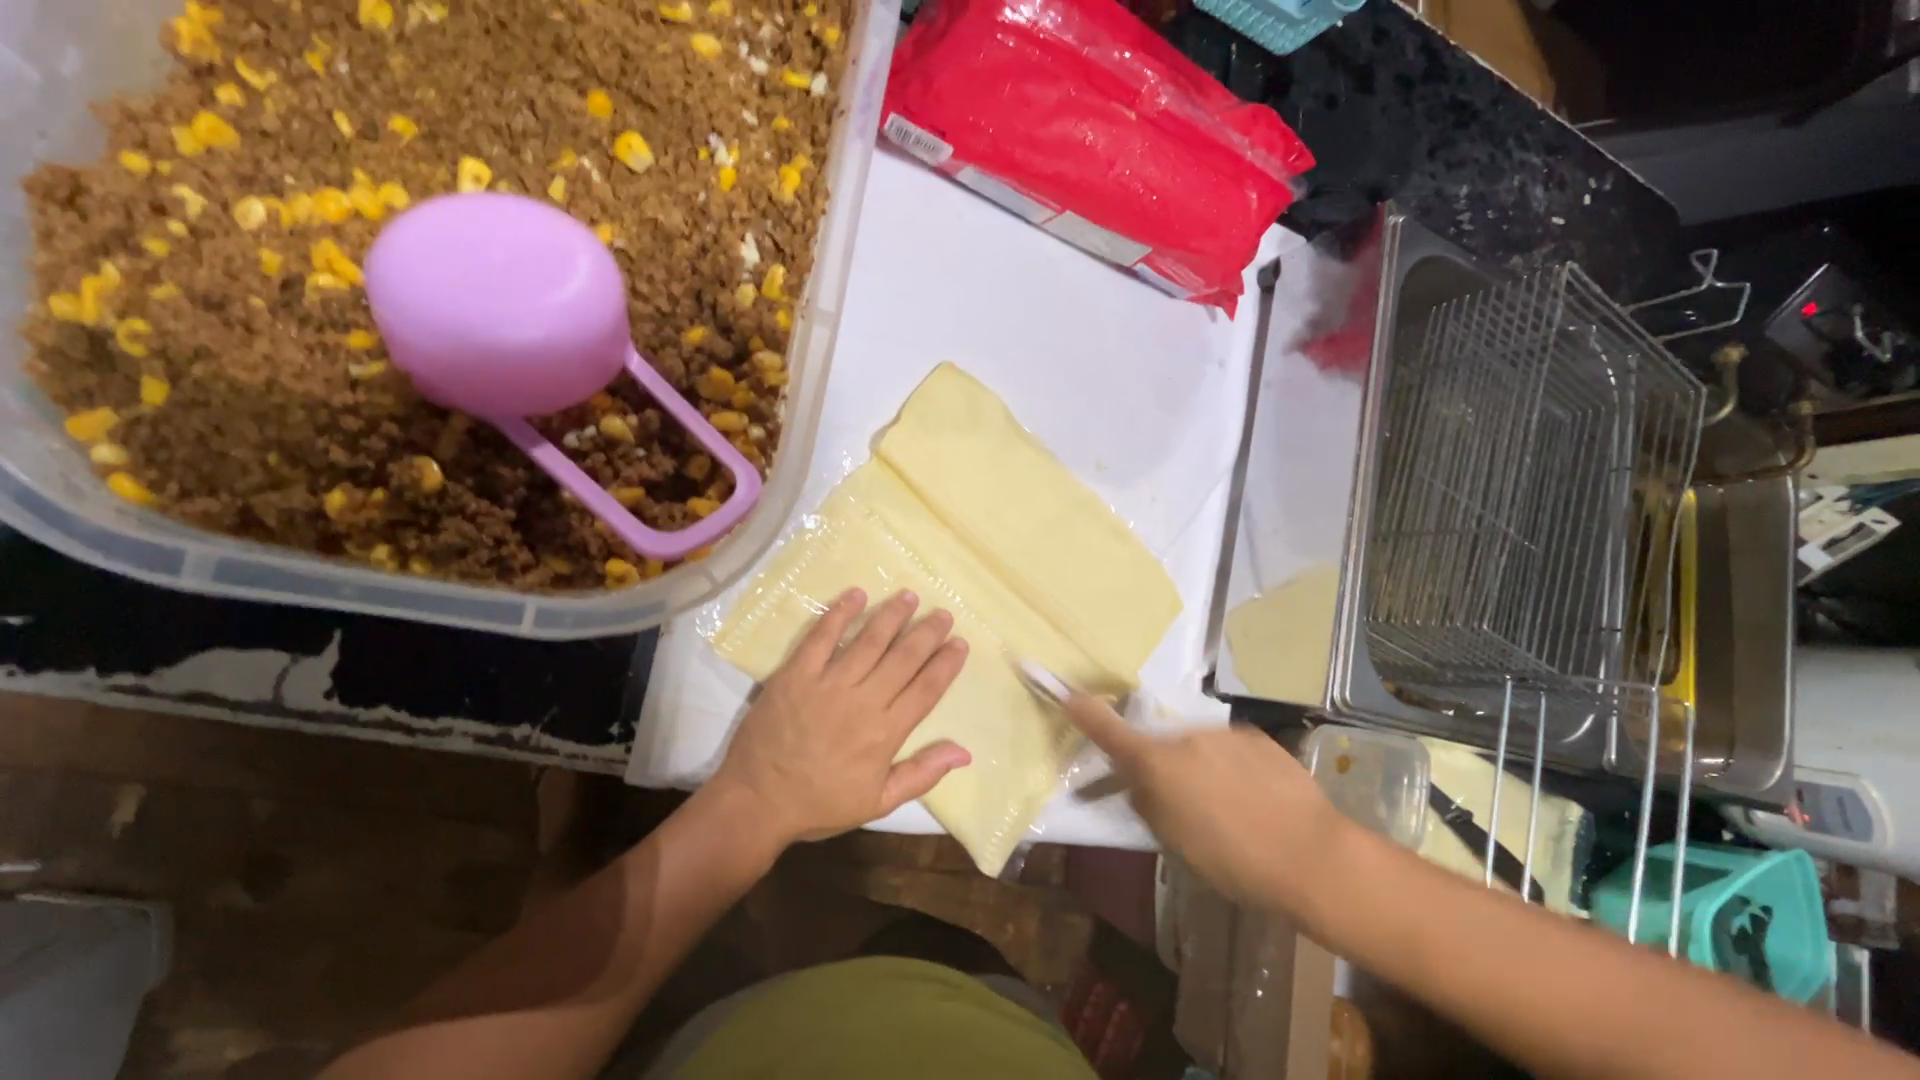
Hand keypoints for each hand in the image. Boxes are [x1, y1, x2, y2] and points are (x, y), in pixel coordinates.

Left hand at [712, 588, 971, 846]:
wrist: (757, 802)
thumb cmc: (820, 804)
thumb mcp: (878, 803)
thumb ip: (921, 775)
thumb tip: (964, 753)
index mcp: (886, 733)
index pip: (926, 689)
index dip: (946, 664)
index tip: (960, 643)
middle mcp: (862, 701)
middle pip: (903, 658)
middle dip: (927, 632)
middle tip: (942, 613)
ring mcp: (828, 684)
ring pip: (868, 641)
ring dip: (892, 616)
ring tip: (909, 597)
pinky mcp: (796, 674)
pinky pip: (821, 637)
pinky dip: (840, 613)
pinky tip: (857, 594)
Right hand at [1064, 695, 1351, 911]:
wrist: (1311, 855)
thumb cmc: (1232, 861)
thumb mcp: (1175, 842)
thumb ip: (1149, 804)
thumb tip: (1139, 785)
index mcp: (1158, 764)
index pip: (1109, 732)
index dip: (1085, 712)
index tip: (1066, 692)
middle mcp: (1187, 737)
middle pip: (1159, 745)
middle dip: (1159, 766)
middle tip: (1178, 804)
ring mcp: (1225, 734)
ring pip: (1197, 747)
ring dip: (1198, 767)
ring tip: (1226, 808)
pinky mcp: (1258, 738)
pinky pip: (1229, 749)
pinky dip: (1230, 768)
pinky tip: (1253, 798)